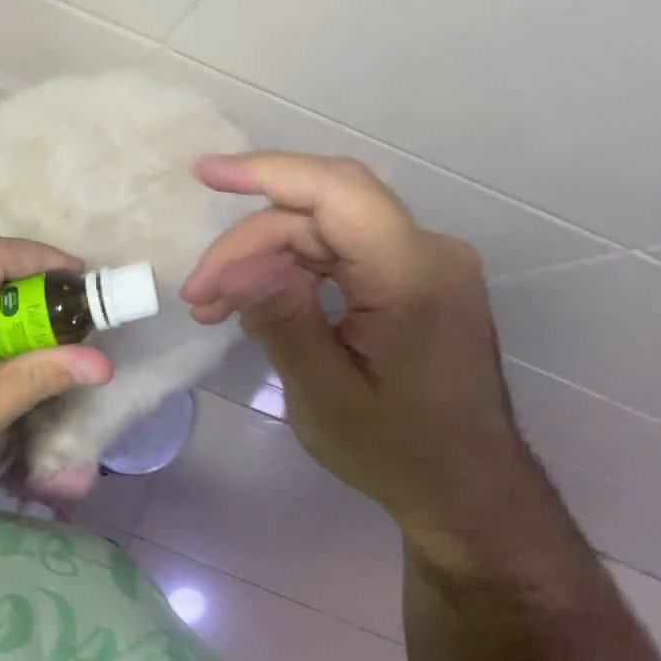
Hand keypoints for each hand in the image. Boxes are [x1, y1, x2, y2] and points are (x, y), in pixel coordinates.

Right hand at [180, 153, 534, 557]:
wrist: (464, 487)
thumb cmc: (394, 451)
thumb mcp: (324, 393)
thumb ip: (283, 320)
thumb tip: (237, 266)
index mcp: (411, 276)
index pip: (336, 194)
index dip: (267, 173)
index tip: (202, 175)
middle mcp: (427, 254)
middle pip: (323, 212)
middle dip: (249, 241)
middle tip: (197, 296)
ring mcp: (423, 267)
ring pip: (328, 233)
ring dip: (264, 260)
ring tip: (211, 308)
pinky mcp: (412, 284)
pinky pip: (342, 257)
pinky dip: (292, 273)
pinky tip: (255, 306)